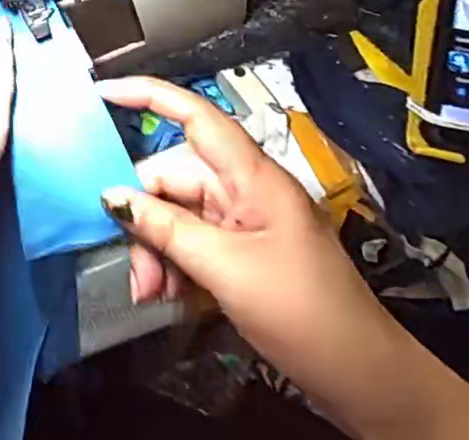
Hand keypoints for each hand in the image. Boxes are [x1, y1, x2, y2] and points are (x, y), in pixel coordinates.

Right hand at [95, 76, 405, 410]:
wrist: (362, 376)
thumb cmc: (304, 313)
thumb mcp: (228, 270)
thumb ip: (167, 230)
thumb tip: (113, 198)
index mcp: (252, 175)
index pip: (195, 116)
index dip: (149, 94)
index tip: (106, 92)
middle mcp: (244, 186)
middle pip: (174, 178)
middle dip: (145, 219)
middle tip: (136, 272)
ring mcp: (242, 217)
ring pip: (177, 212)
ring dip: (156, 249)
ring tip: (151, 292)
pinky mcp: (240, 246)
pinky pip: (191, 239)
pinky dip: (173, 263)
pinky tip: (168, 295)